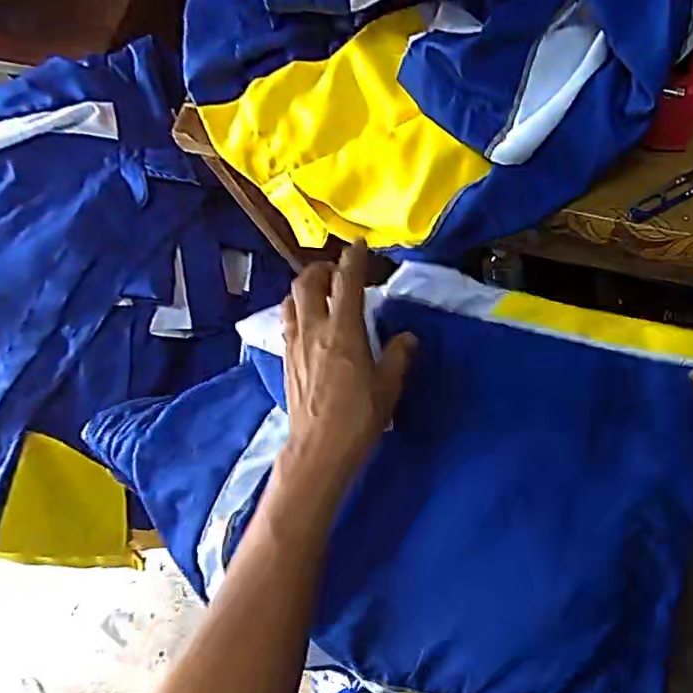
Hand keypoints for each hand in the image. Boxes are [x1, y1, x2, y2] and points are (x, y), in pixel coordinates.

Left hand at [277, 242, 414, 494]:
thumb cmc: (361, 417)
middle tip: (337, 269)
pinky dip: (298, 309)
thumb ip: (398, 356)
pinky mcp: (286, 358)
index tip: (358, 246)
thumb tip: (406, 336)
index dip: (352, 262)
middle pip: (307, 284)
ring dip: (305, 287)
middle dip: (321, 269)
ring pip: (292, 300)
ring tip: (320, 290)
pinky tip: (309, 320)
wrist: (320, 447)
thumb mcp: (389, 386)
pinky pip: (288, 320)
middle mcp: (314, 330)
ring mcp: (295, 343)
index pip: (346, 286)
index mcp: (343, 333)